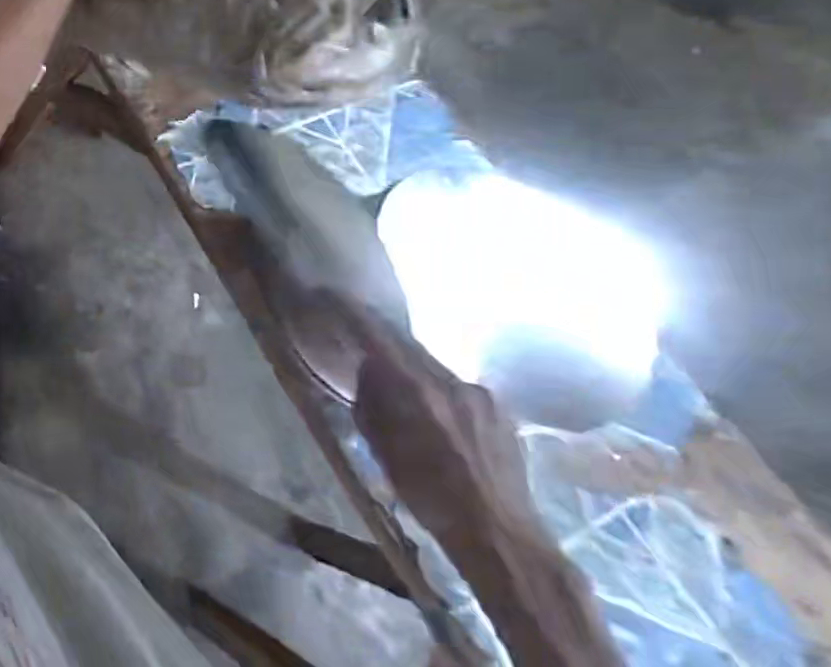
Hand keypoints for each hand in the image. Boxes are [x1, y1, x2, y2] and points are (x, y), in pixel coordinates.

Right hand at [343, 302, 623, 666]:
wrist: (501, 535)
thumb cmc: (428, 496)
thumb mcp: (382, 449)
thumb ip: (371, 402)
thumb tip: (366, 369)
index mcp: (416, 389)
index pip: (376, 335)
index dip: (350, 312)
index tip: (329, 295)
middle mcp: (450, 381)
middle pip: (406, 343)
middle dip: (378, 332)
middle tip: (354, 323)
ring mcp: (480, 393)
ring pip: (431, 363)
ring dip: (407, 360)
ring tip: (390, 366)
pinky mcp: (499, 409)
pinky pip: (455, 383)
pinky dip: (433, 382)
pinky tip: (430, 402)